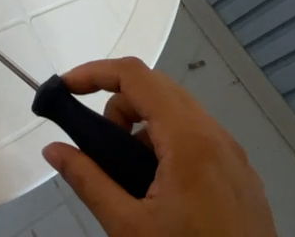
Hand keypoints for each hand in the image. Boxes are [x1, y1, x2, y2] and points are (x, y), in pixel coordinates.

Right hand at [43, 57, 275, 236]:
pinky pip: (196, 135)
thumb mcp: (130, 229)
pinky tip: (159, 188)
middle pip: (155, 87)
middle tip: (99, 144)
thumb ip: (88, 181)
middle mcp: (215, 135)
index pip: (135, 76)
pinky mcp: (242, 176)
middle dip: (117, 103)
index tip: (65, 89)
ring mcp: (233, 155)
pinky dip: (166, 141)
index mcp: (188, 140)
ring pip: (177, 110)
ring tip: (128, 174)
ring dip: (142, 123)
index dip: (94, 72)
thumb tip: (53, 149)